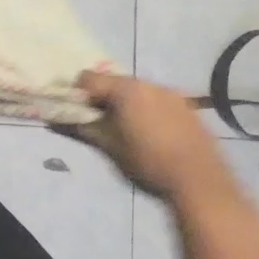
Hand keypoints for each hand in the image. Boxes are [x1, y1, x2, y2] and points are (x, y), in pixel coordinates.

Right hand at [64, 70, 244, 205]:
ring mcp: (173, 95)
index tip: (77, 110)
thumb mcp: (109, 145)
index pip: (88, 77)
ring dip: (125, 101)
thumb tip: (56, 119)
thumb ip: (83, 127)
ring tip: (125, 125)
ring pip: (137, 90)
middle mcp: (150, 84)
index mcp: (126, 89)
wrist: (201, 182)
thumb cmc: (149, 160)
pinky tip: (150, 130)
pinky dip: (147, 108)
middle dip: (102, 96)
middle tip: (99, 118)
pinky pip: (157, 99)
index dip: (77, 92)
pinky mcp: (189, 108)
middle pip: (114, 81)